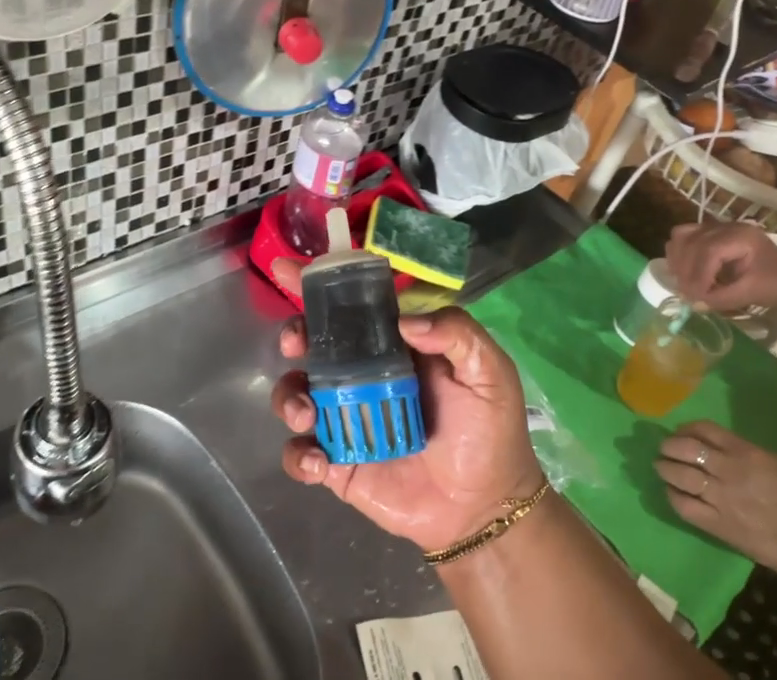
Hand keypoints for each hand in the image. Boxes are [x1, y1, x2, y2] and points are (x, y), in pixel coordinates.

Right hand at [271, 307, 544, 552]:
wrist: (485, 508)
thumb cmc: (490, 433)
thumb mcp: (490, 373)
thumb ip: (457, 334)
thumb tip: (404, 321)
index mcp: (395, 349)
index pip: (354, 308)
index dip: (318, 286)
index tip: (287, 269)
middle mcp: (364, 378)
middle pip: (313, 346)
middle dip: (295, 335)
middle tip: (296, 343)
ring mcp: (347, 421)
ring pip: (296, 395)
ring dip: (288, 397)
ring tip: (307, 413)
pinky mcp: (339, 464)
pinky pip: (300, 454)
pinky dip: (298, 455)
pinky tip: (320, 462)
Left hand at [655, 421, 776, 578]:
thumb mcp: (774, 462)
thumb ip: (741, 450)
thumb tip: (710, 444)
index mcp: (746, 452)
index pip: (705, 430)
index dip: (686, 429)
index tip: (680, 433)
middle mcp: (729, 470)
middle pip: (685, 449)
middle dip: (669, 446)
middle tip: (664, 449)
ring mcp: (721, 498)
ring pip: (680, 475)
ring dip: (665, 468)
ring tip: (661, 467)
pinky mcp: (717, 524)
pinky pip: (684, 506)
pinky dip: (673, 496)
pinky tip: (672, 492)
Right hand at [665, 221, 776, 310]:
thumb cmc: (776, 283)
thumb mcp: (753, 294)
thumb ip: (723, 298)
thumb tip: (694, 304)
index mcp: (741, 237)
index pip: (709, 251)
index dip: (698, 275)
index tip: (695, 296)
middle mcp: (725, 227)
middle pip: (691, 243)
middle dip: (685, 271)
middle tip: (687, 294)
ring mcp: (715, 227)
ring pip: (681, 236)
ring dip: (677, 260)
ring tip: (683, 282)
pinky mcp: (708, 233)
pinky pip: (682, 237)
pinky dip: (677, 254)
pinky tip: (682, 271)